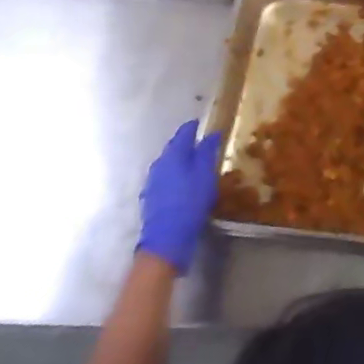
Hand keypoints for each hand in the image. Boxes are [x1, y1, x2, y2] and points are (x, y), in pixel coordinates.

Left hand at [137, 120, 223, 275]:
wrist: (166, 238)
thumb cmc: (190, 203)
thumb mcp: (205, 176)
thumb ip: (207, 153)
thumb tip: (211, 134)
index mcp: (172, 155)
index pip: (183, 133)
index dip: (194, 127)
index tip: (203, 124)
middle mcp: (159, 164)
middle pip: (175, 148)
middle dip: (188, 144)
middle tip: (204, 145)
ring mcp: (153, 181)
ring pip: (170, 164)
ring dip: (182, 162)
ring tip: (197, 165)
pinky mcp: (152, 196)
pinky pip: (167, 178)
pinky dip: (177, 176)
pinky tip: (186, 185)